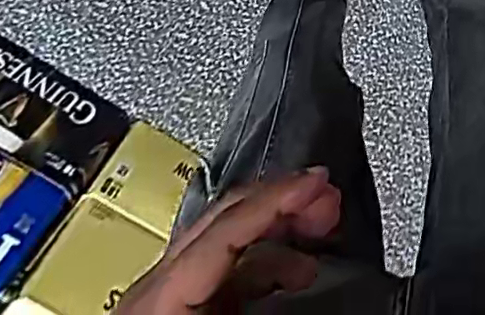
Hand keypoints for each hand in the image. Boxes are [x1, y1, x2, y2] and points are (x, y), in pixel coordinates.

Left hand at [116, 169, 341, 314]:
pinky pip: (224, 269)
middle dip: (285, 202)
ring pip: (229, 240)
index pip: (228, 226)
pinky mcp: (172, 314)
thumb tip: (311, 278)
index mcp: (159, 301)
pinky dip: (264, 261)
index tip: (320, 183)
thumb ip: (266, 311)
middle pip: (227, 218)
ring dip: (280, 231)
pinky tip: (292, 274)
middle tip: (329, 201)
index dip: (279, 198)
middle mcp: (155, 290)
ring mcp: (160, 300)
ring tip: (319, 235)